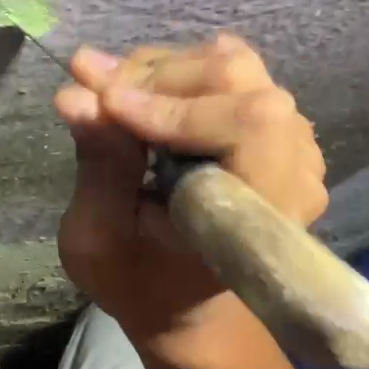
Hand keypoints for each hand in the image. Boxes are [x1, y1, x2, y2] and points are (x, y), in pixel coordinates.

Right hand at [52, 32, 327, 343]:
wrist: (180, 302)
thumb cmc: (135, 280)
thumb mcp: (96, 240)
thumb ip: (98, 168)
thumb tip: (76, 95)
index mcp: (256, 212)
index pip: (246, 121)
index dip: (172, 105)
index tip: (103, 104)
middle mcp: (292, 167)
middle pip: (235, 79)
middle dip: (155, 78)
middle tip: (91, 92)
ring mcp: (288, 142)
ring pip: (231, 67)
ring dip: (161, 71)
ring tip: (107, 94)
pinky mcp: (271, 128)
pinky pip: (231, 76)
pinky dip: (176, 75)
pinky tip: (138, 95)